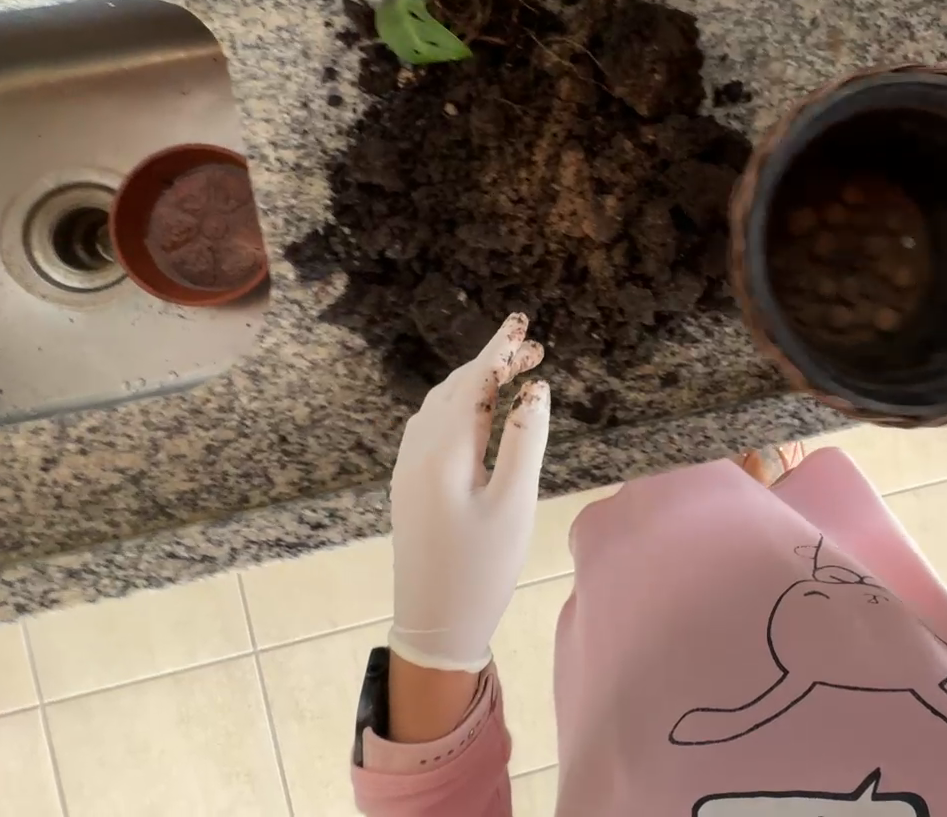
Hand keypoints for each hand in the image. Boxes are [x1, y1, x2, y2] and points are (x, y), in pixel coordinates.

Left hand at [388, 312, 550, 671]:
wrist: (434, 624)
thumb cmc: (483, 566)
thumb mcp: (515, 503)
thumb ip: (527, 440)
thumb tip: (536, 388)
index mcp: (444, 453)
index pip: (474, 383)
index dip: (499, 349)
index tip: (521, 322)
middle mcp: (418, 452)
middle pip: (456, 390)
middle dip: (493, 363)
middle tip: (534, 350)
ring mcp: (409, 469)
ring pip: (440, 406)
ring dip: (476, 384)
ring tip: (514, 375)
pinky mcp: (410, 486)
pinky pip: (431, 426)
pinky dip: (459, 405)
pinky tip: (478, 412)